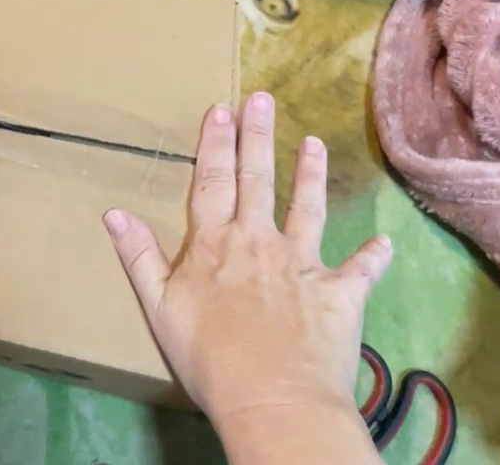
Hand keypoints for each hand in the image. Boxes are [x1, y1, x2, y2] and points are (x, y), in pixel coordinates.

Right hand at [103, 92, 391, 452]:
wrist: (273, 400)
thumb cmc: (208, 355)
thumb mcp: (159, 306)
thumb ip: (139, 256)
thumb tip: (114, 212)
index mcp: (214, 242)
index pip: (211, 180)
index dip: (214, 143)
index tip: (220, 108)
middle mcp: (258, 240)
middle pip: (257, 179)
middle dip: (257, 137)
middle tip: (262, 99)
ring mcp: (302, 264)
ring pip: (308, 209)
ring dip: (311, 174)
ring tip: (315, 142)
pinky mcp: (338, 295)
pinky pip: (359, 272)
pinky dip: (372, 258)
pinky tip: (385, 243)